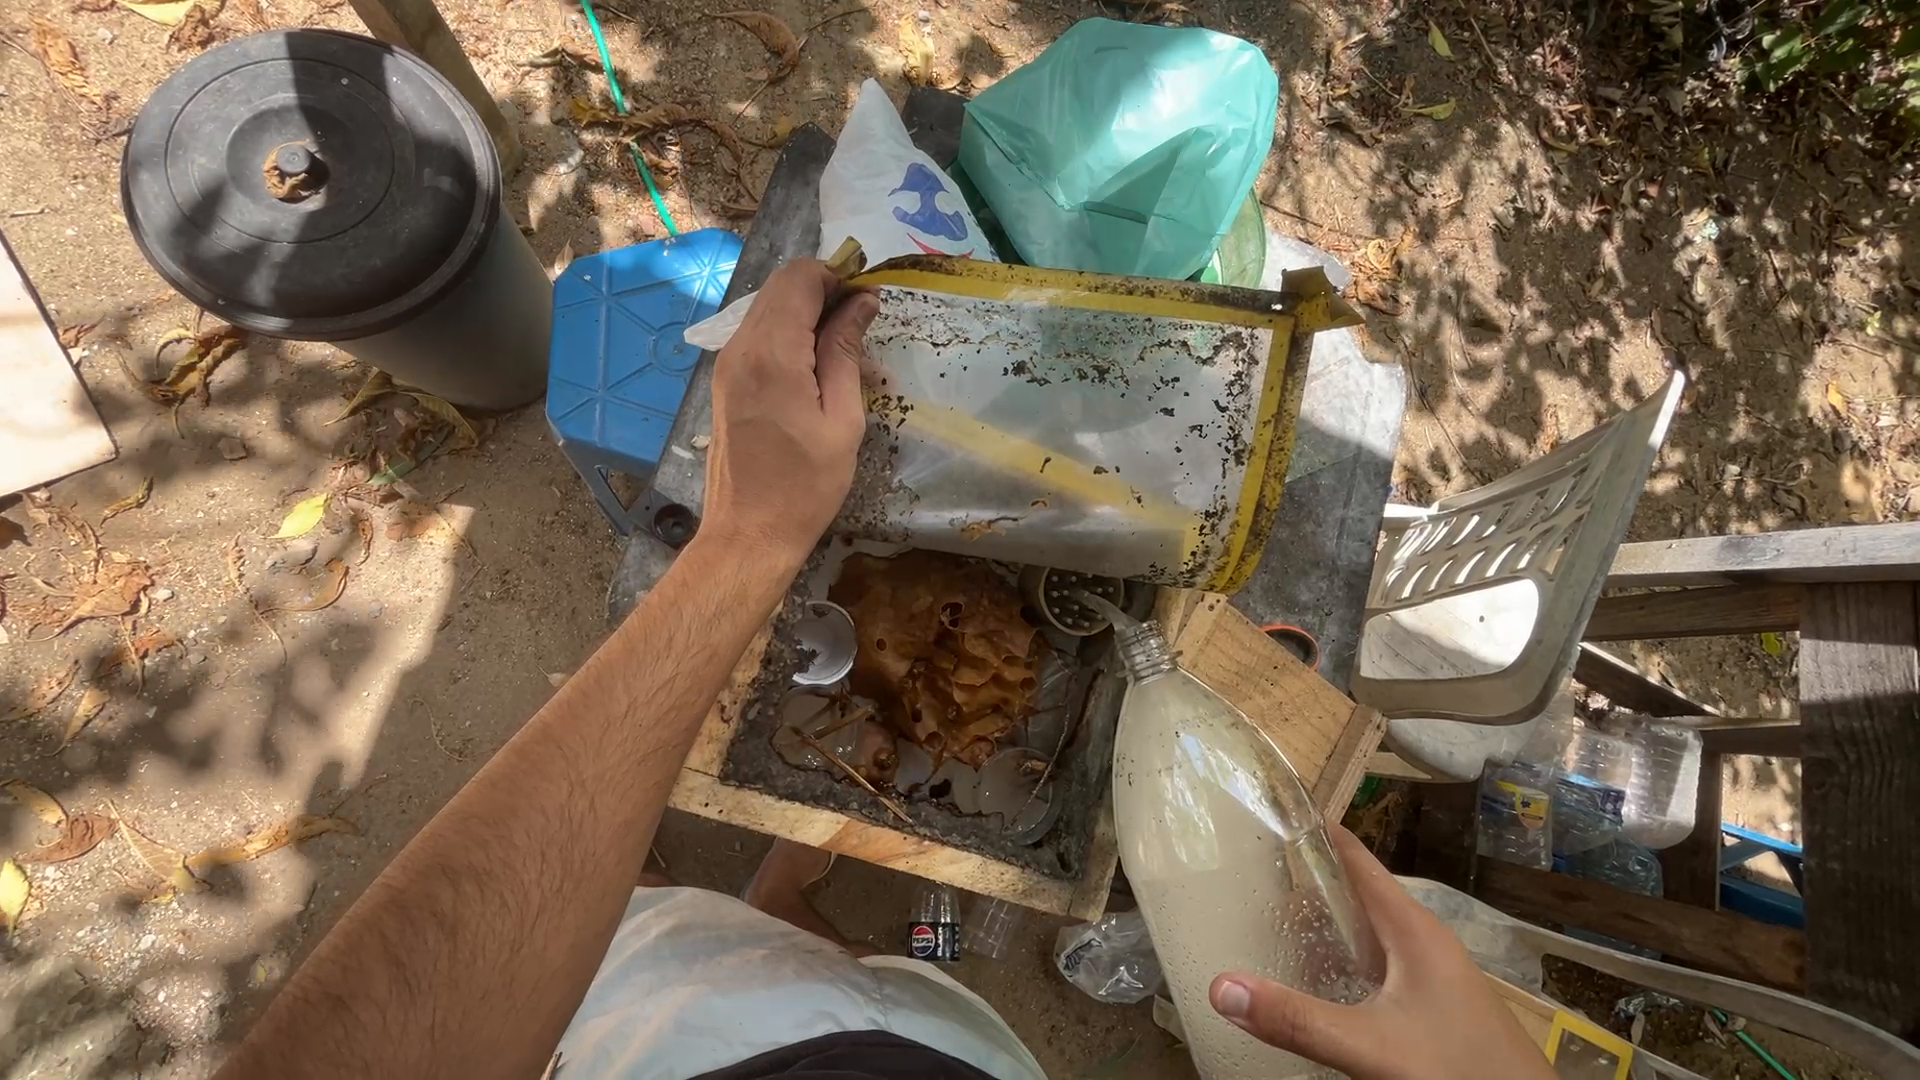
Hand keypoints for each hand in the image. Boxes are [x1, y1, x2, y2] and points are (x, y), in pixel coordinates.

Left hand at [701, 259, 878, 563]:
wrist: (750, 533)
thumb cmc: (806, 486)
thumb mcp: (842, 421)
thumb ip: (846, 353)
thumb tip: (862, 303)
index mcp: (773, 354)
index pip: (800, 278)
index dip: (838, 277)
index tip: (868, 302)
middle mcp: (741, 348)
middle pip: (781, 287)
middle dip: (824, 292)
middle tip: (861, 327)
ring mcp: (727, 364)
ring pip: (768, 309)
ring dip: (807, 316)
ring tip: (842, 353)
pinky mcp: (725, 382)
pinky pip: (758, 336)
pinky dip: (790, 337)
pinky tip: (815, 370)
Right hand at [1209, 828, 1555, 1079]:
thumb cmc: (1460, 1072)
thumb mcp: (1373, 1048)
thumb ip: (1298, 1019)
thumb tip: (1218, 986)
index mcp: (1410, 926)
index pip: (1353, 854)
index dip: (1310, 828)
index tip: (1262, 808)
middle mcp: (1420, 938)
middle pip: (1353, 889)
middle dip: (1301, 877)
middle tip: (1244, 869)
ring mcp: (1430, 972)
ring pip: (1363, 927)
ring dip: (1320, 919)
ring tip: (1267, 919)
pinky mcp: (1433, 1004)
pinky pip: (1373, 961)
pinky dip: (1338, 955)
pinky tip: (1314, 980)